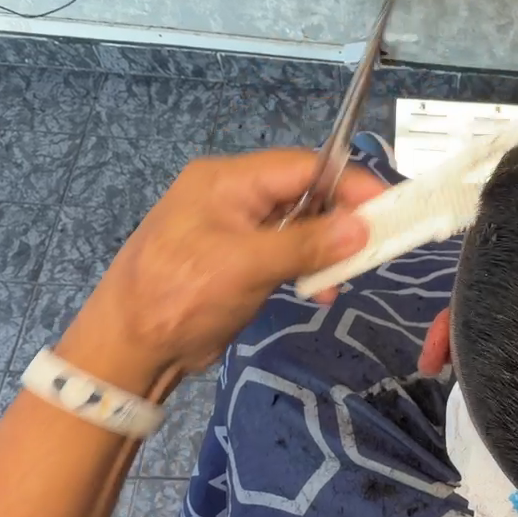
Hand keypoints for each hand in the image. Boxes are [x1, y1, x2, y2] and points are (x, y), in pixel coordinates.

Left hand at [59, 150, 384, 386]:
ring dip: (326, 248)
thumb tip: (361, 227)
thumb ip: (307, 243)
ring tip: (347, 274)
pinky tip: (321, 290)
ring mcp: (236, 230)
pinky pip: (285, 252)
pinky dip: (308, 268)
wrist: (130, 349)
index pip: (303, 167)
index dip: (348, 183)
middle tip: (374, 243)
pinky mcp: (238, 261)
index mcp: (228, 181)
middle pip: (303, 194)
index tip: (387, 206)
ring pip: (298, 226)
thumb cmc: (181, 297)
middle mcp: (233, 197)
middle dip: (340, 218)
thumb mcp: (247, 266)